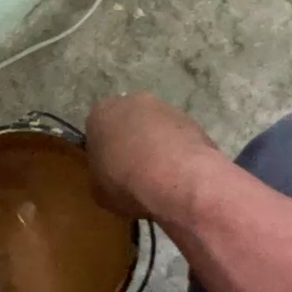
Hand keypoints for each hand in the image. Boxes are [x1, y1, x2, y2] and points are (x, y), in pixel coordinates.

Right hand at [85, 93, 222, 219]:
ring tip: (163, 178)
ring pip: (157, 129)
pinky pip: (180, 138)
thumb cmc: (124, 182)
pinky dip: (179, 153)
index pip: (98, 129)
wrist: (175, 179)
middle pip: (129, 123)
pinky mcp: (193, 120)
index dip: (105, 152)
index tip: (111, 170)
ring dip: (159, 147)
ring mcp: (166, 108)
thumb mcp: (98, 190)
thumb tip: (111, 177)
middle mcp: (132, 102)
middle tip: (136, 172)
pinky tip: (181, 176)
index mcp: (101, 114)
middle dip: (133, 143)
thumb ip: (102, 174)